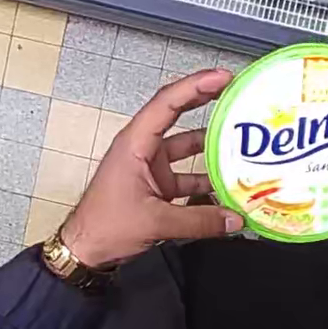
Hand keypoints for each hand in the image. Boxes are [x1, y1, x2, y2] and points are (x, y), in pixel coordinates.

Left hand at [59, 69, 243, 267]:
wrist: (86, 250)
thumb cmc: (103, 226)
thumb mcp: (155, 221)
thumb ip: (200, 220)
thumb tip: (233, 218)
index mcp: (135, 144)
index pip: (167, 103)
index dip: (196, 86)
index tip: (222, 78)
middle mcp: (144, 150)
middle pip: (179, 117)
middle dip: (208, 103)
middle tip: (236, 95)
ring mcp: (152, 168)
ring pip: (188, 151)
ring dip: (213, 149)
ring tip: (241, 146)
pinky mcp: (158, 187)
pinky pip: (189, 177)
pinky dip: (208, 182)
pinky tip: (228, 189)